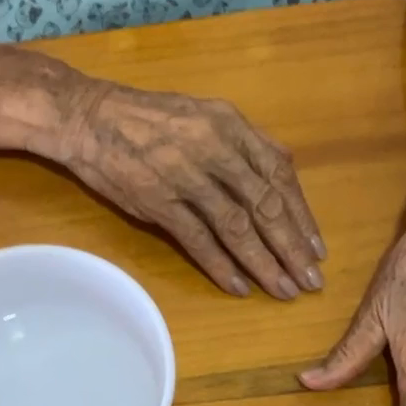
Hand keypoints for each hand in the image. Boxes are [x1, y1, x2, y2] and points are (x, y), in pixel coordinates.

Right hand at [45, 81, 324, 299]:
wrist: (89, 118)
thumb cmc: (149, 120)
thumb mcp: (204, 115)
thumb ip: (242, 144)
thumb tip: (278, 173)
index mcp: (231, 125)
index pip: (279, 173)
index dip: (302, 214)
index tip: (316, 247)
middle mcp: (216, 148)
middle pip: (265, 205)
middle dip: (291, 247)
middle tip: (310, 281)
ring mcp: (187, 176)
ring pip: (237, 227)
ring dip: (263, 263)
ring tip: (283, 290)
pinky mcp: (160, 202)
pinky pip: (198, 240)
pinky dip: (221, 266)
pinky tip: (239, 287)